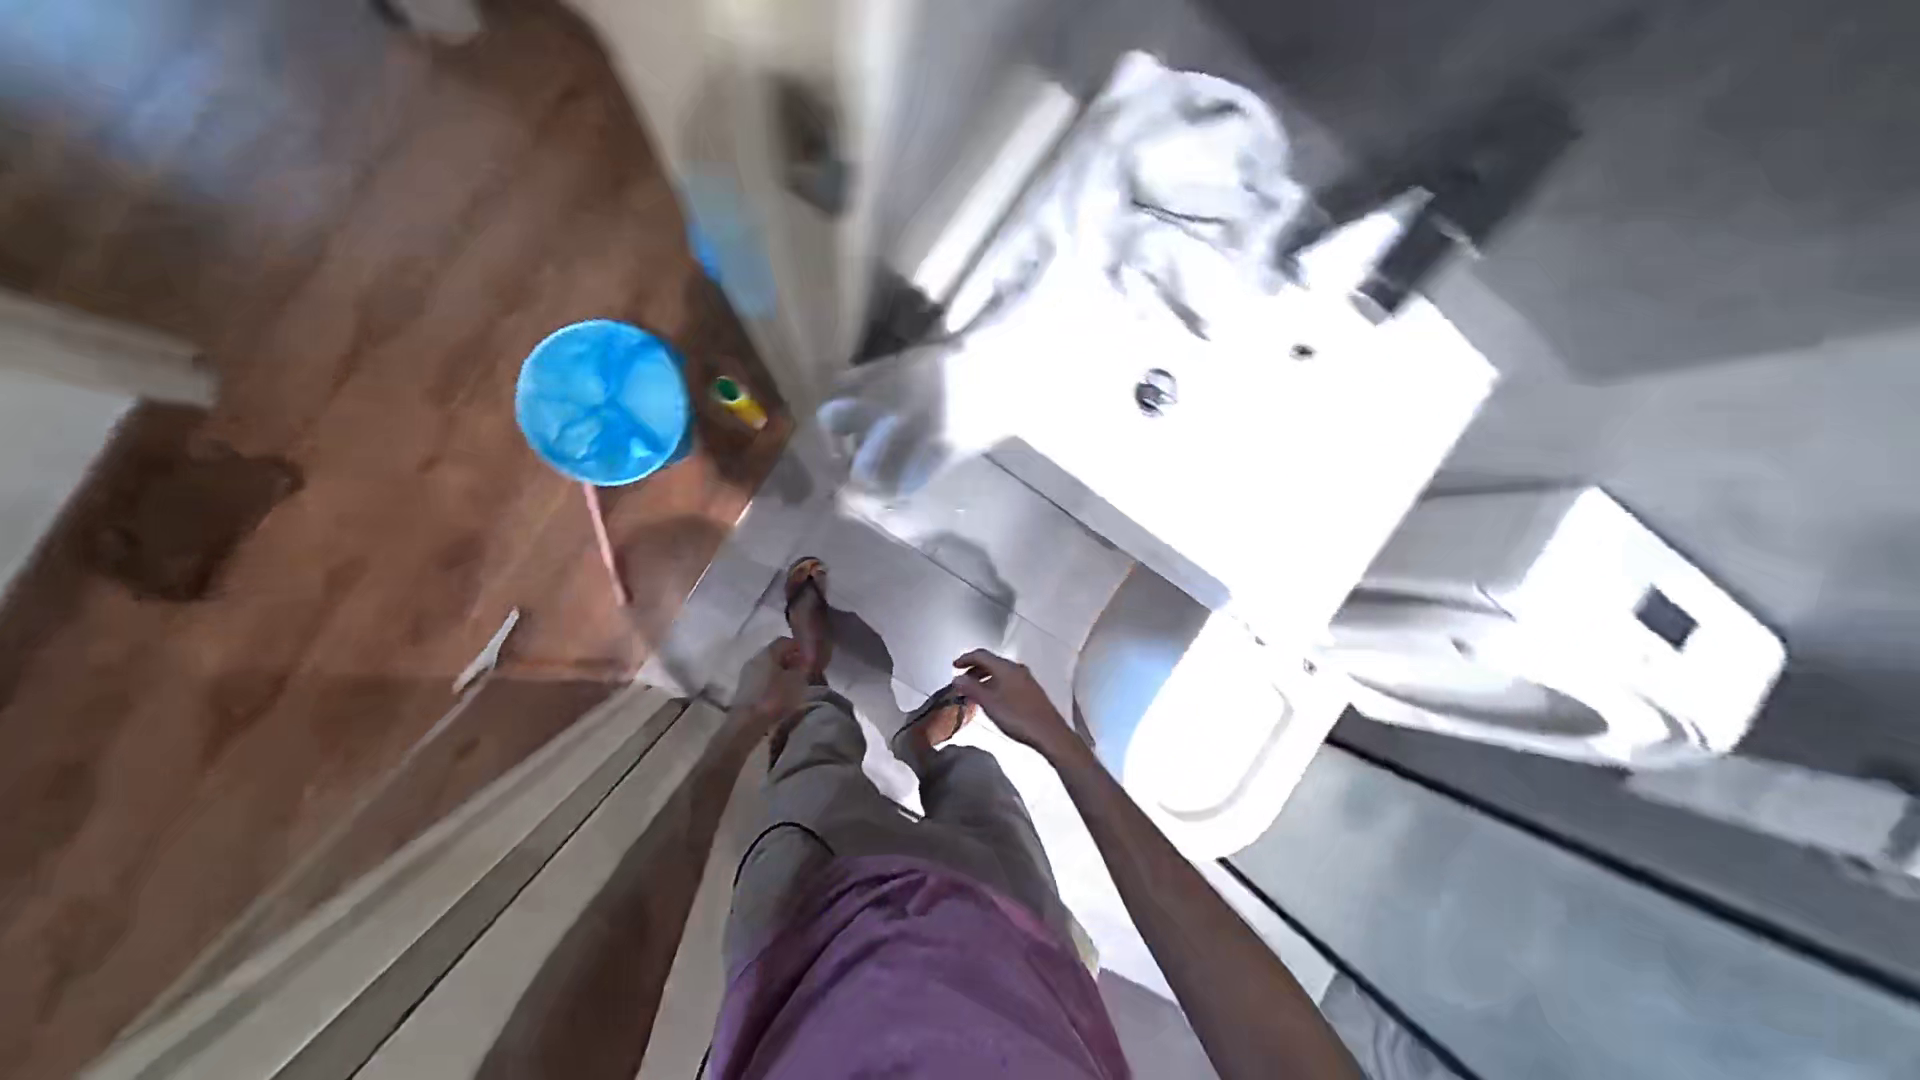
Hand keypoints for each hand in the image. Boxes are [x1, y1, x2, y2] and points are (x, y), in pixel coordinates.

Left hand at [736, 637, 812, 724]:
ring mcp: (748, 673)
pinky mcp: (745, 688)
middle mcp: (755, 658)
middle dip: (791, 659)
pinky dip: (773, 680)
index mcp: (768, 652)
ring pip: (769, 666)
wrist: (747, 722)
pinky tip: (781, 692)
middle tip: (804, 670)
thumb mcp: (798, 680)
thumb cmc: (774, 697)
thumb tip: (808, 658)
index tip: (810, 656)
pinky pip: (763, 677)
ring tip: (794, 683)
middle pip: (777, 653)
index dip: (800, 646)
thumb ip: (804, 666)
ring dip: (782, 671)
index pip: (786, 641)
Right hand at [951, 649, 1082, 762]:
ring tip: (974, 691)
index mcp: (1005, 667)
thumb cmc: (1017, 717)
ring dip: (984, 677)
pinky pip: (1008, 680)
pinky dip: (995, 683)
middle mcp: (1016, 668)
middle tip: (962, 679)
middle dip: (974, 668)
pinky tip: (992, 698)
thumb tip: (957, 678)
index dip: (965, 658)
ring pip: (1000, 672)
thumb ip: (971, 688)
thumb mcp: (989, 703)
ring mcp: (1026, 679)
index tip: (954, 665)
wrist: (1049, 733)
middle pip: (991, 662)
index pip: (981, 654)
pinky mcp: (1031, 690)